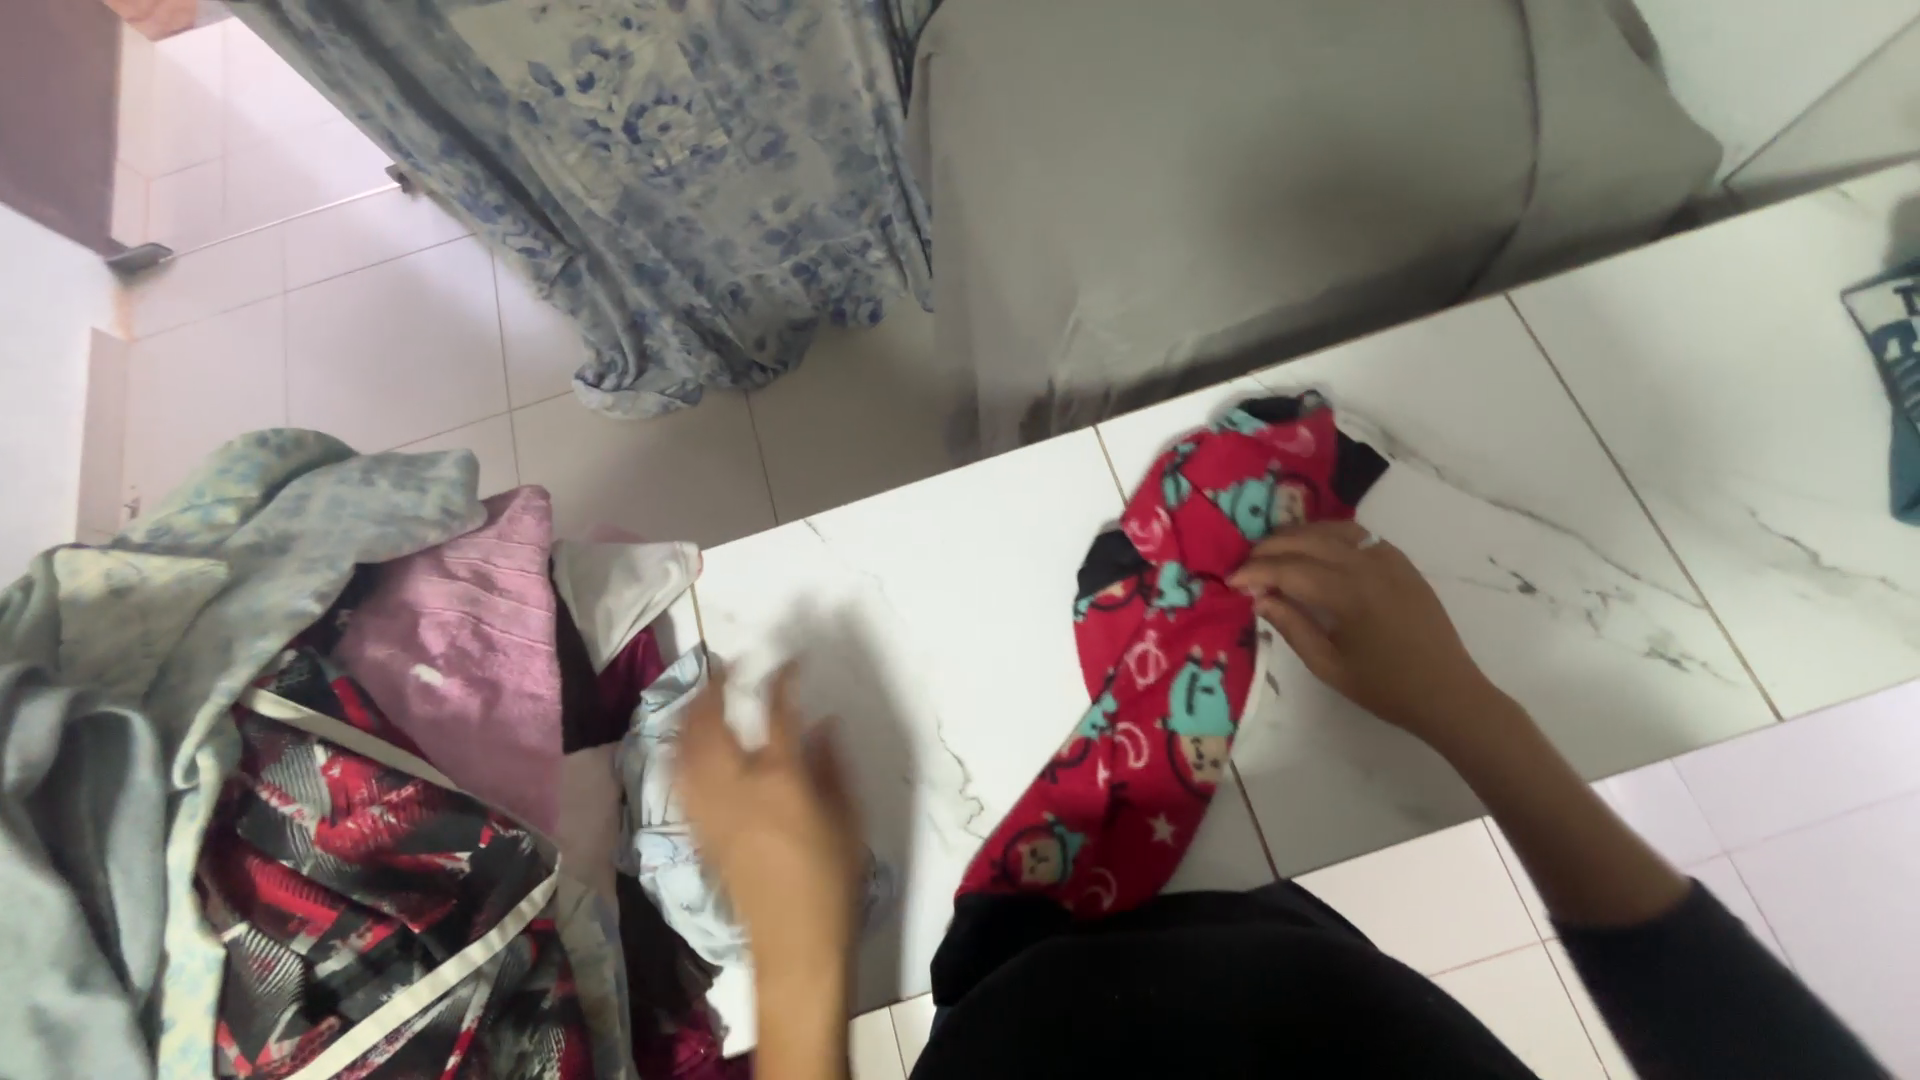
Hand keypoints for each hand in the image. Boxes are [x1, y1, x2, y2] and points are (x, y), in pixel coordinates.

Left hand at [678, 664, 864, 971]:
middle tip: (726, 668)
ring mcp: (711, 811)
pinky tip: (686, 748)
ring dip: (689, 717)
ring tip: (700, 698)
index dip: (782, 678)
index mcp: (781, 779)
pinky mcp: (699, 833)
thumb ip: (832, 763)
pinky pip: (679, 783)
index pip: (777, 712)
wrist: (794, 942)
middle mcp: (737, 787)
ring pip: (685, 752)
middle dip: (714, 689)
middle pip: (711, 725)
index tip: (789, 660)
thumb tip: (822, 723)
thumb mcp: (848, 815)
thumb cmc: (832, 877)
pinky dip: (679, 755)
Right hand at [1229, 520, 1508, 748]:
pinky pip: (1360, 535)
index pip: (1289, 570)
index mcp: (1349, 595)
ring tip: (1274, 551)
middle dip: (1270, 548)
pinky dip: (1330, 535)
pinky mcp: (1402, 564)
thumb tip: (1260, 599)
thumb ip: (1292, 627)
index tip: (1231, 582)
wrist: (1449, 694)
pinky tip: (1316, 549)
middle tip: (1246, 565)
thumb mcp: (1328, 666)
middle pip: (1308, 541)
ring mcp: (1390, 561)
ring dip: (1298, 535)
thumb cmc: (1385, 688)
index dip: (1255, 573)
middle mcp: (1369, 567)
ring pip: (1333, 530)